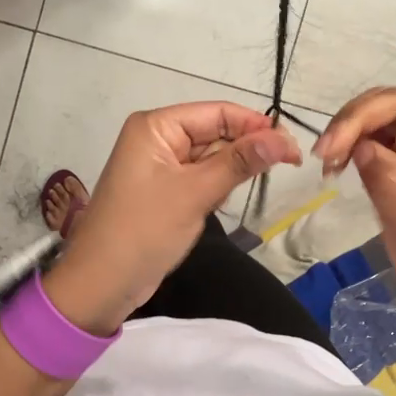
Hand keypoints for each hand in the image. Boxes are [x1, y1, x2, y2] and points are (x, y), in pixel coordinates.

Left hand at [43, 102, 300, 334]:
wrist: (102, 282)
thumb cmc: (144, 231)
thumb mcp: (195, 193)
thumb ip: (239, 162)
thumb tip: (283, 138)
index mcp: (155, 126)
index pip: (216, 112)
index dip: (255, 125)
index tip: (293, 146)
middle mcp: (155, 138)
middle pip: (214, 131)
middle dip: (248, 145)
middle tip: (292, 163)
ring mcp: (157, 165)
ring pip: (209, 155)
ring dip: (235, 165)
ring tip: (273, 175)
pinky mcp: (162, 191)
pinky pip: (198, 176)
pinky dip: (218, 183)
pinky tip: (236, 193)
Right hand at [313, 88, 395, 316]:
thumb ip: (389, 179)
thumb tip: (358, 144)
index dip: (395, 141)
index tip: (387, 185)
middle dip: (359, 122)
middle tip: (323, 151)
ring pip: (386, 115)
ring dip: (352, 132)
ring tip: (328, 161)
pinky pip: (382, 136)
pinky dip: (355, 145)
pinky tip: (338, 165)